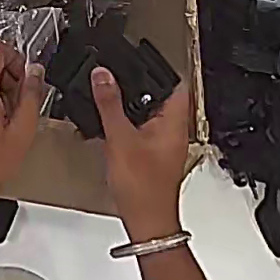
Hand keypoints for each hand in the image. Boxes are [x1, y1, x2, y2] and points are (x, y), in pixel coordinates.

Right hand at [90, 67, 192, 239]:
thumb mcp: (120, 138)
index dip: (161, 68)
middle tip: (120, 75)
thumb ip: (110, 104)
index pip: (176, 83)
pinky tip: (112, 126)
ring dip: (133, 104)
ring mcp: (164, 144)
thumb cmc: (143, 188)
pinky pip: (142, 129)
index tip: (141, 58)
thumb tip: (103, 75)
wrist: (146, 221)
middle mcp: (174, 131)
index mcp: (174, 122)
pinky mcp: (153, 156)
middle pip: (162, 96)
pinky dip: (128, 122)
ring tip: (112, 96)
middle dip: (140, 84)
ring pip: (151, 113)